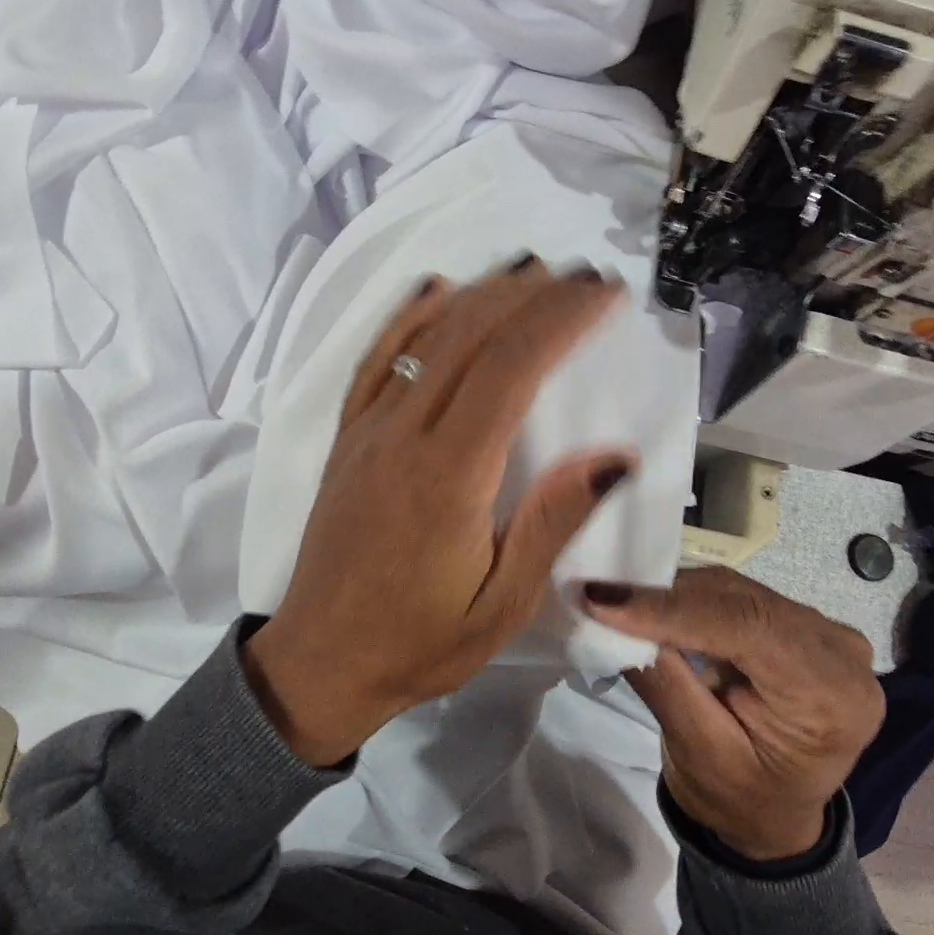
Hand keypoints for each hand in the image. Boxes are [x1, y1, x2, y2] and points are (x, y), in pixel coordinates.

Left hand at [243, 259, 638, 766]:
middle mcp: (402, 436)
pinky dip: (408, 318)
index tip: (605, 294)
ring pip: (423, 340)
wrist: (321, 662)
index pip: (510, 368)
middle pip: (468, 338)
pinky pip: (375, 362)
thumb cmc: (418, 644)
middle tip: (582, 276)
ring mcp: (366, 432)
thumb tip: (613, 456)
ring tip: (527, 272)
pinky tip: (434, 292)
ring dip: (477, 295)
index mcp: (448, 476)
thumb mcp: (502, 606)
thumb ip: (551, 524)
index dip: (560, 319)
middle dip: (530, 296)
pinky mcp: (346, 440)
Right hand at [582, 568, 883, 860]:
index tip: (600, 599)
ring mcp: (824, 632)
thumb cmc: (739, 798)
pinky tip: (646, 601)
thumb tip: (612, 620)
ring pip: (734, 589)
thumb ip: (664, 681)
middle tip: (594, 594)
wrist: (771, 814)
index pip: (747, 627)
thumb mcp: (698, 751)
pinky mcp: (798, 623)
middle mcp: (842, 653)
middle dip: (663, 595)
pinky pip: (734, 595)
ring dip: (670, 591)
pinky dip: (685, 597)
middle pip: (741, 600)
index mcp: (834, 696)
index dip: (670, 607)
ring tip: (611, 596)